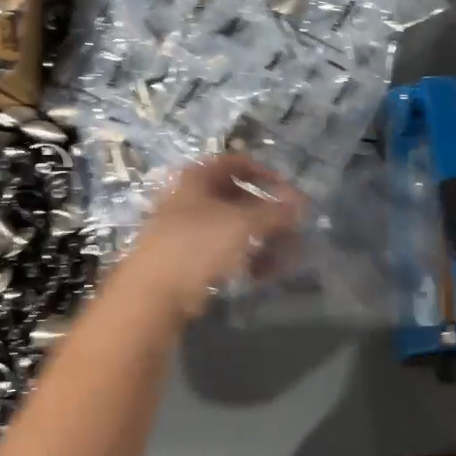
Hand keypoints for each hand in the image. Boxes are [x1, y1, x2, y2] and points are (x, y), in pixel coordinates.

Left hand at [113, 155, 300, 318]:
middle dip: (270, 216)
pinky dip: (247, 260)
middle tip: (294, 231)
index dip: (267, 174)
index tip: (290, 193)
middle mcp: (191, 199)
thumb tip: (300, 205)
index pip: (237, 163)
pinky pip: (226, 253)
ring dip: (264, 241)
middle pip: (239, 199)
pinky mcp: (190, 260)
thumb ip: (276, 212)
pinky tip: (265, 274)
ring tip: (286, 259)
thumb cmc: (199, 245)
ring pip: (235, 230)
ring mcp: (188, 231)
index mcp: (197, 178)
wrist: (155, 292)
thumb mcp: (243, 223)